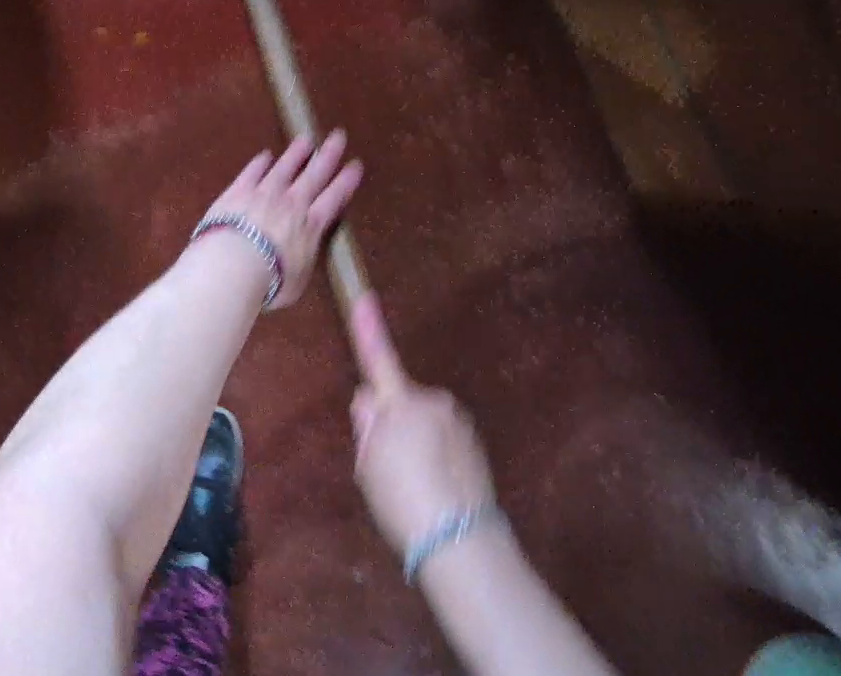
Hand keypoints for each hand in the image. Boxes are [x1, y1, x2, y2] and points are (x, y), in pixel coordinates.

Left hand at [198, 131, 362, 310]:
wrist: (232, 266)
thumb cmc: (269, 282)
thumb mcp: (296, 281)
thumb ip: (301, 263)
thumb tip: (300, 258)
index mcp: (310, 226)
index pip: (334, 199)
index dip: (346, 181)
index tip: (355, 166)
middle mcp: (291, 204)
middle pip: (314, 175)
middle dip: (328, 155)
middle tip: (338, 136)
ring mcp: (264, 194)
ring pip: (284, 168)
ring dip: (296, 153)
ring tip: (305, 139)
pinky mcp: (238, 192)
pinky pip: (252, 172)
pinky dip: (260, 163)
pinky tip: (265, 155)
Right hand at [348, 293, 497, 555]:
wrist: (460, 540)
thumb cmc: (402, 501)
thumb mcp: (367, 466)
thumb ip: (366, 425)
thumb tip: (368, 399)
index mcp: (401, 404)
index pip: (378, 359)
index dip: (369, 329)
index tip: (366, 298)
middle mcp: (433, 401)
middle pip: (400, 400)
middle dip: (392, 421)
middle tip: (387, 466)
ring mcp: (458, 419)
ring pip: (423, 419)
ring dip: (416, 439)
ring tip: (414, 483)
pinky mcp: (474, 439)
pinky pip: (443, 436)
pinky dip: (435, 452)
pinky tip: (434, 484)